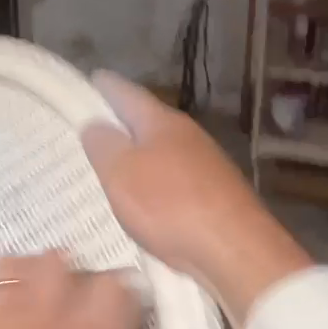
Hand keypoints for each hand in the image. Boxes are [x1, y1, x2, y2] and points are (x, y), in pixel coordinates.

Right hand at [80, 71, 312, 323]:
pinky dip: (159, 178)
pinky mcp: (217, 193)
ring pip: (166, 149)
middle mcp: (188, 135)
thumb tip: (94, 123)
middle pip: (150, 121)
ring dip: (143, 152)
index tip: (92, 79)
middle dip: (125, 121)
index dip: (107, 86)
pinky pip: (178, 176)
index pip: (129, 94)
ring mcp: (207, 164)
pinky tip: (151, 195)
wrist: (234, 249)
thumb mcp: (121, 173)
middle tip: (99, 124)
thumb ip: (103, 145)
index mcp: (162, 123)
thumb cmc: (169, 205)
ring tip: (120, 162)